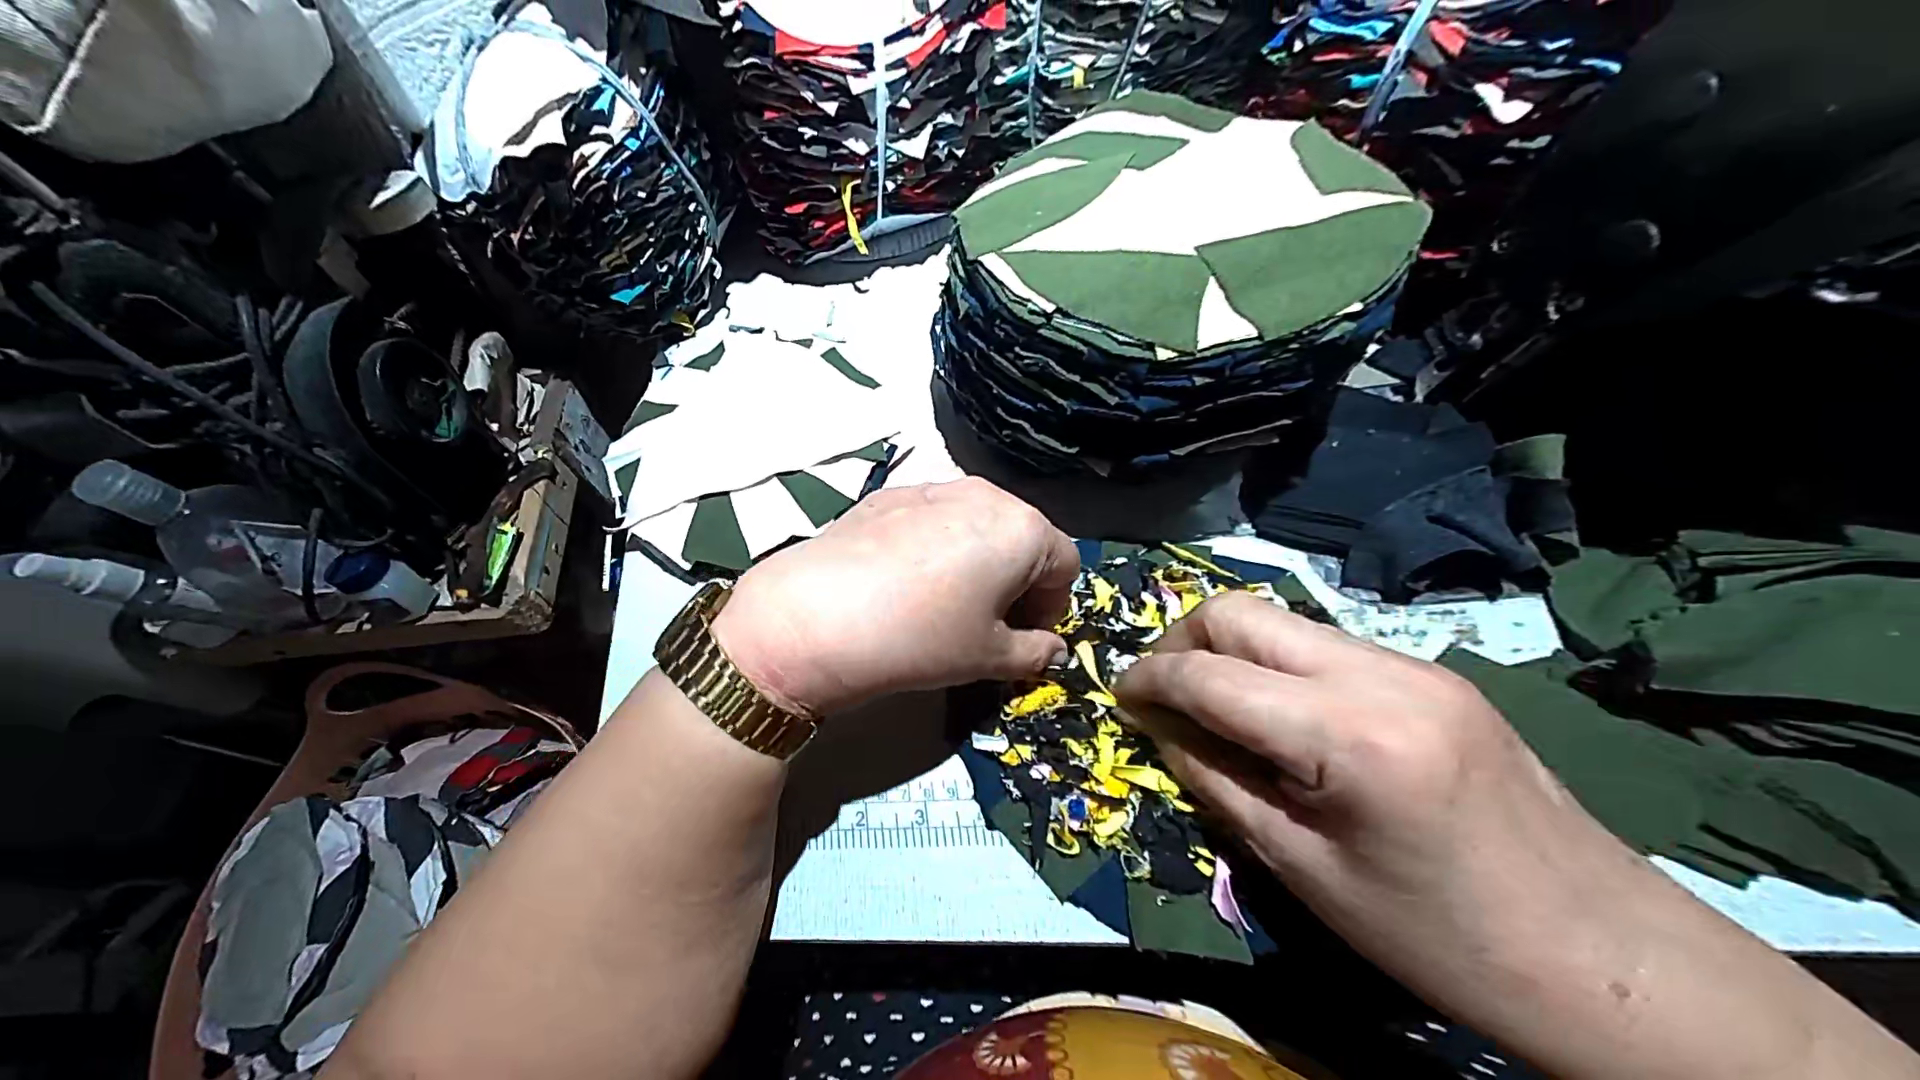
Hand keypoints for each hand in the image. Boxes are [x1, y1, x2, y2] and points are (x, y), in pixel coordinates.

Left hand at [711, 478, 1077, 717]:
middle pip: (1023, 537)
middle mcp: (985, 495)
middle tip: (988, 623)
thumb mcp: (988, 656)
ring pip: (978, 524)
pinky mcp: (890, 494)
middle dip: (1018, 580)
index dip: (1051, 606)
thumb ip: (1035, 652)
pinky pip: (935, 518)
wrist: (817, 616)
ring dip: (979, 561)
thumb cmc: (922, 637)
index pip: (1064, 565)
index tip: (1025, 637)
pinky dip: (938, 547)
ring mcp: (934, 487)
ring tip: (945, 602)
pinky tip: (905, 582)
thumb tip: (1053, 650)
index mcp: (1023, 528)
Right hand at [1113, 592, 1641, 972]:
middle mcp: (1380, 672)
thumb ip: (1215, 780)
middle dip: (1181, 643)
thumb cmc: (1440, 936)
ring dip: (1228, 651)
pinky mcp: (1431, 673)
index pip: (1209, 673)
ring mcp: (1412, 664)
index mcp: (1347, 733)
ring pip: (1281, 620)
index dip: (1148, 680)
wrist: (1609, 958)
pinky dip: (1275, 665)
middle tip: (1161, 695)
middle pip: (1240, 611)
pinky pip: (1323, 644)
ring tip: (1211, 706)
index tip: (1119, 698)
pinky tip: (1276, 715)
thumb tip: (1157, 728)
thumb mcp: (1302, 868)